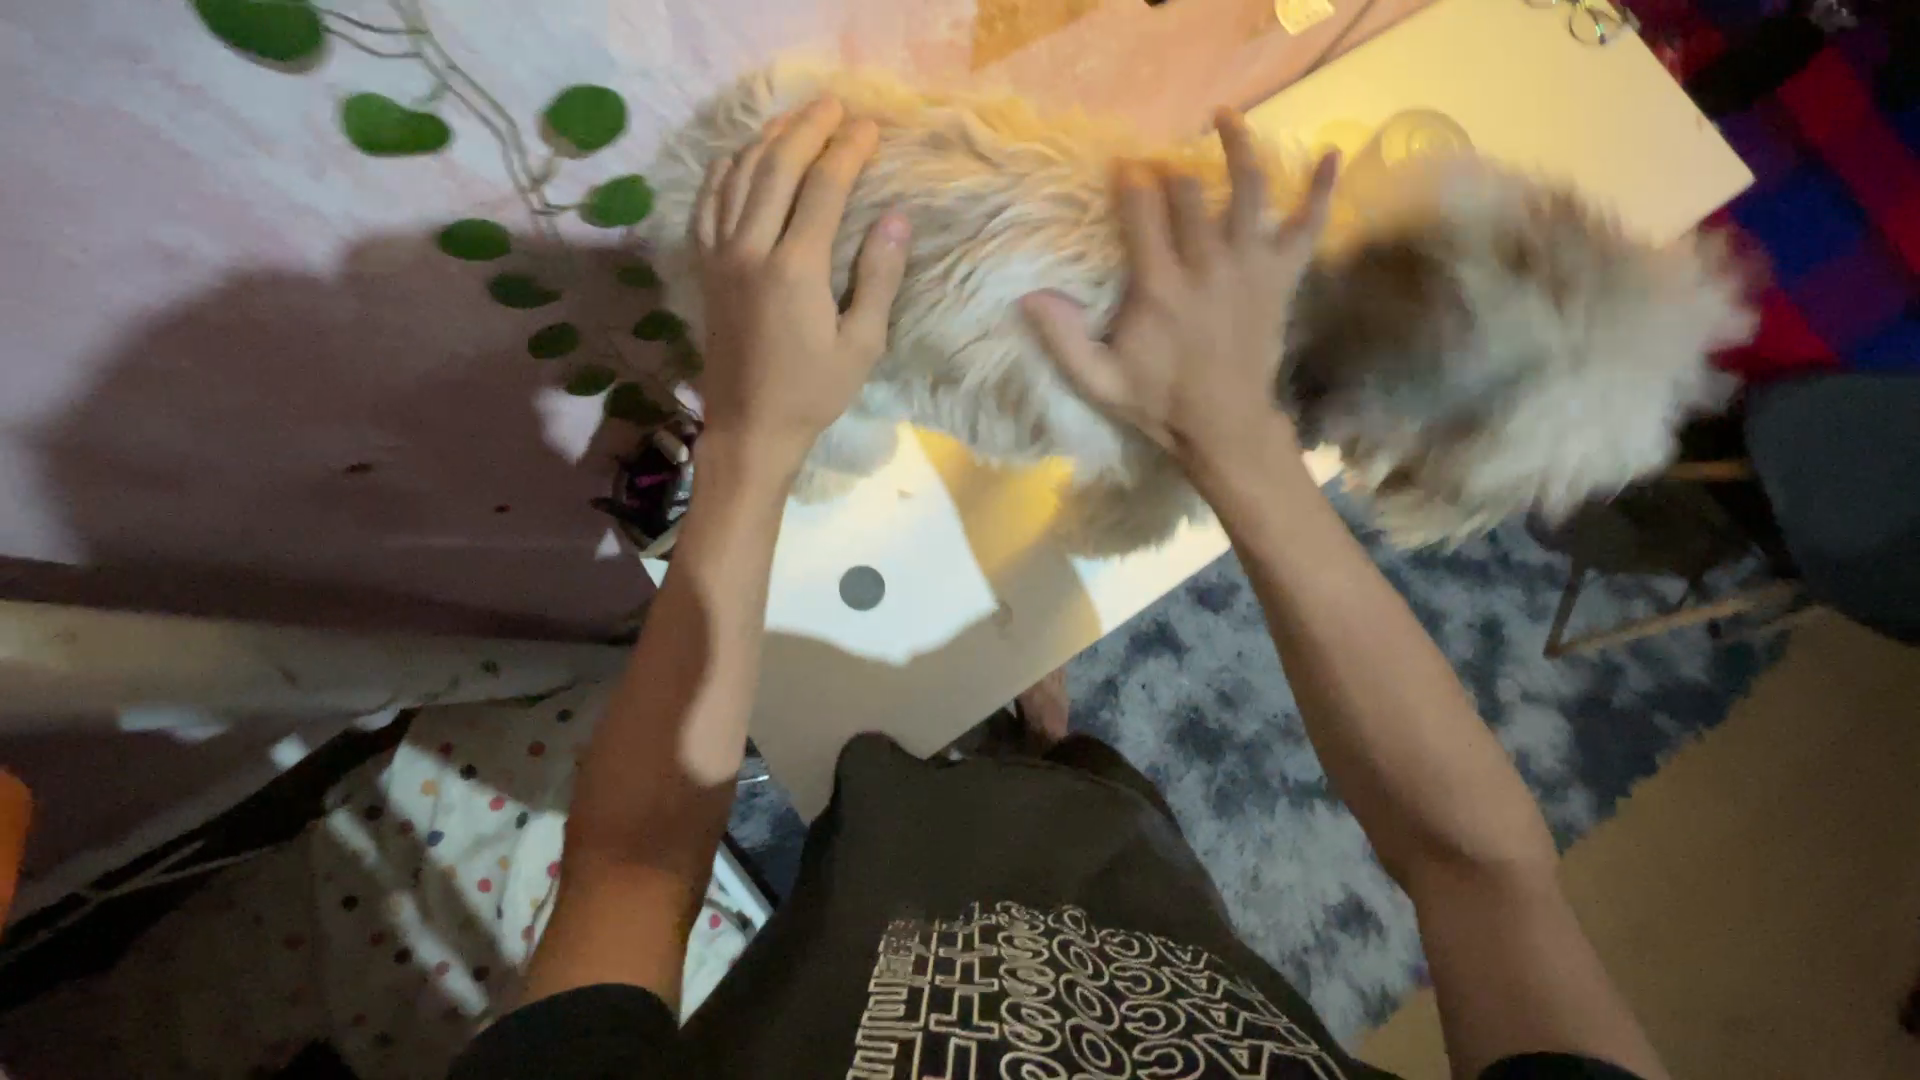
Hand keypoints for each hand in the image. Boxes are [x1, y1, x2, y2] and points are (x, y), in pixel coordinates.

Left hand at [691, 96, 910, 469]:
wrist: (750, 426)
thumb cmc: (814, 393)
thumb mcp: (861, 345)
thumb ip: (877, 279)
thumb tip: (896, 219)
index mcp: (795, 270)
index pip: (824, 188)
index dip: (848, 151)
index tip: (870, 127)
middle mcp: (751, 250)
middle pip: (778, 168)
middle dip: (809, 130)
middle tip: (834, 107)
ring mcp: (720, 256)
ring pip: (740, 177)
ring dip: (769, 140)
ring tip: (795, 119)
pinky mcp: (705, 268)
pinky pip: (708, 203)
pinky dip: (726, 170)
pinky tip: (740, 157)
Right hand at [1021, 109, 1335, 468]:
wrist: (1224, 426)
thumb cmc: (1158, 403)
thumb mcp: (1099, 381)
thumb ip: (1063, 340)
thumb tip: (1028, 295)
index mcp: (1160, 288)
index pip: (1143, 212)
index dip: (1131, 182)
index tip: (1123, 168)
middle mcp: (1207, 266)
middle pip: (1193, 192)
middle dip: (1174, 169)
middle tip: (1162, 164)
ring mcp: (1250, 267)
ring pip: (1250, 190)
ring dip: (1239, 147)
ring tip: (1225, 118)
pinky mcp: (1281, 278)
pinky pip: (1307, 227)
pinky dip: (1322, 192)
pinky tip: (1331, 156)